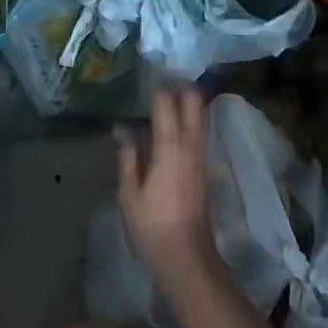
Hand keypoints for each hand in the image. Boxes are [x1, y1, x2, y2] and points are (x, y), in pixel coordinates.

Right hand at [116, 86, 217, 284]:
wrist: (187, 254)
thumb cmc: (152, 226)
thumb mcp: (129, 194)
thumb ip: (127, 157)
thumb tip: (122, 128)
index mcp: (170, 147)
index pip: (167, 105)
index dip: (158, 86)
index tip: (148, 73)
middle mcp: (191, 144)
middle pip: (195, 101)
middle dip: (182, 85)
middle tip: (162, 78)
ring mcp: (202, 154)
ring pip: (202, 114)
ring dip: (189, 99)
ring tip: (169, 93)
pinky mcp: (205, 165)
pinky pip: (201, 129)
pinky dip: (192, 116)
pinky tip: (177, 120)